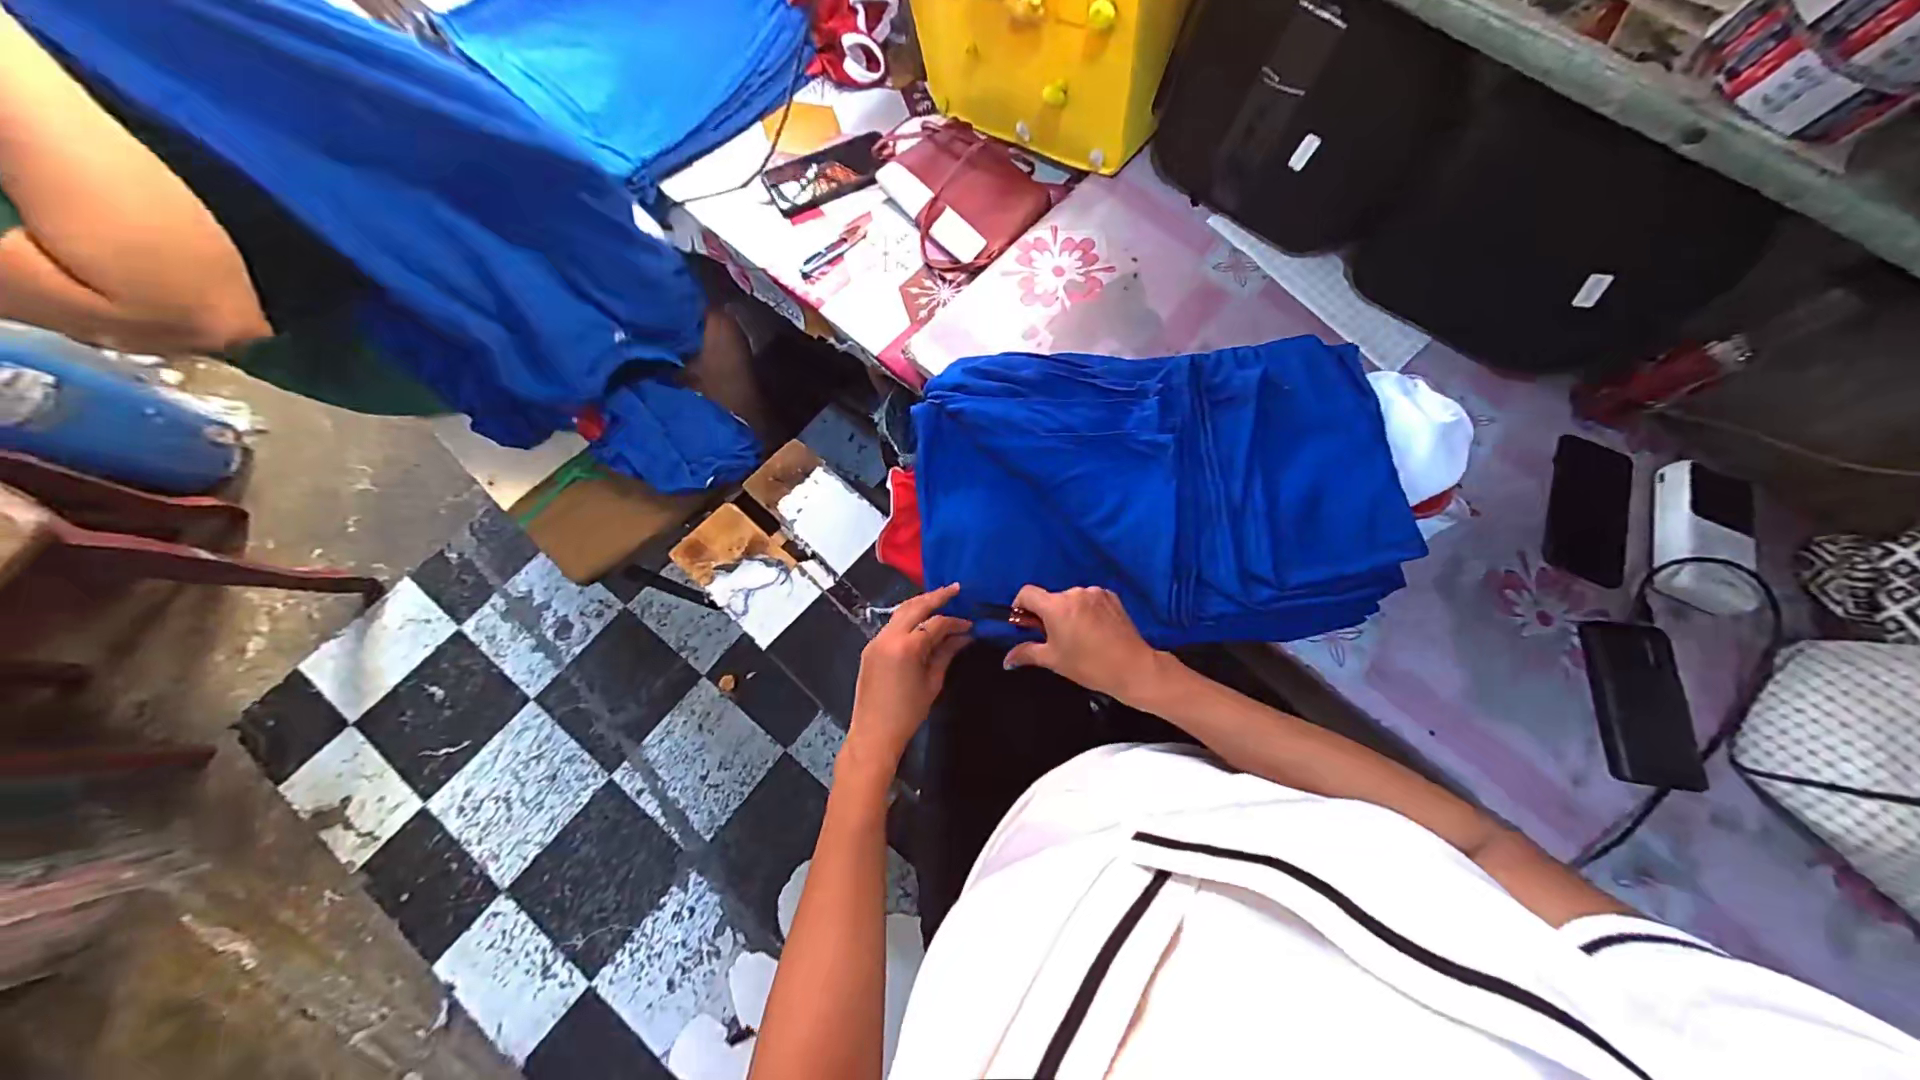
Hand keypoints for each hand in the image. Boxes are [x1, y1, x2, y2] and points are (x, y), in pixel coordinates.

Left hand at [847, 583, 972, 765]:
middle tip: (955, 589)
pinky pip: (892, 625)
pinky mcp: (870, 647)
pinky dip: (908, 618)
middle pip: (915, 606)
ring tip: (940, 599)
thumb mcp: (933, 682)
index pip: (936, 623)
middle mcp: (889, 637)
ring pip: (900, 611)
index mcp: (907, 646)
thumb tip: (964, 636)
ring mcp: (876, 640)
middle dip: (936, 597)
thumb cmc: (908, 713)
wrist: (874, 732)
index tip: (970, 625)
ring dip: (920, 604)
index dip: (955, 622)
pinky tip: (921, 620)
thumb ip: (947, 653)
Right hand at [1003, 585, 1169, 704]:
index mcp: (1056, 606)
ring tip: (1077, 636)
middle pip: (1050, 598)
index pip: (1027, 593)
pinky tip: (1093, 630)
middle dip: (1047, 614)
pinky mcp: (1111, 596)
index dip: (1020, 606)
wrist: (1132, 667)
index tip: (1024, 623)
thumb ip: (1026, 653)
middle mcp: (1074, 593)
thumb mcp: (1053, 660)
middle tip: (1053, 637)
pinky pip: (1089, 599)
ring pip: (1071, 599)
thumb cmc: (1088, 665)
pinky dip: (1086, 610)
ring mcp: (1095, 593)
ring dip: (1068, 612)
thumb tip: (1007, 660)